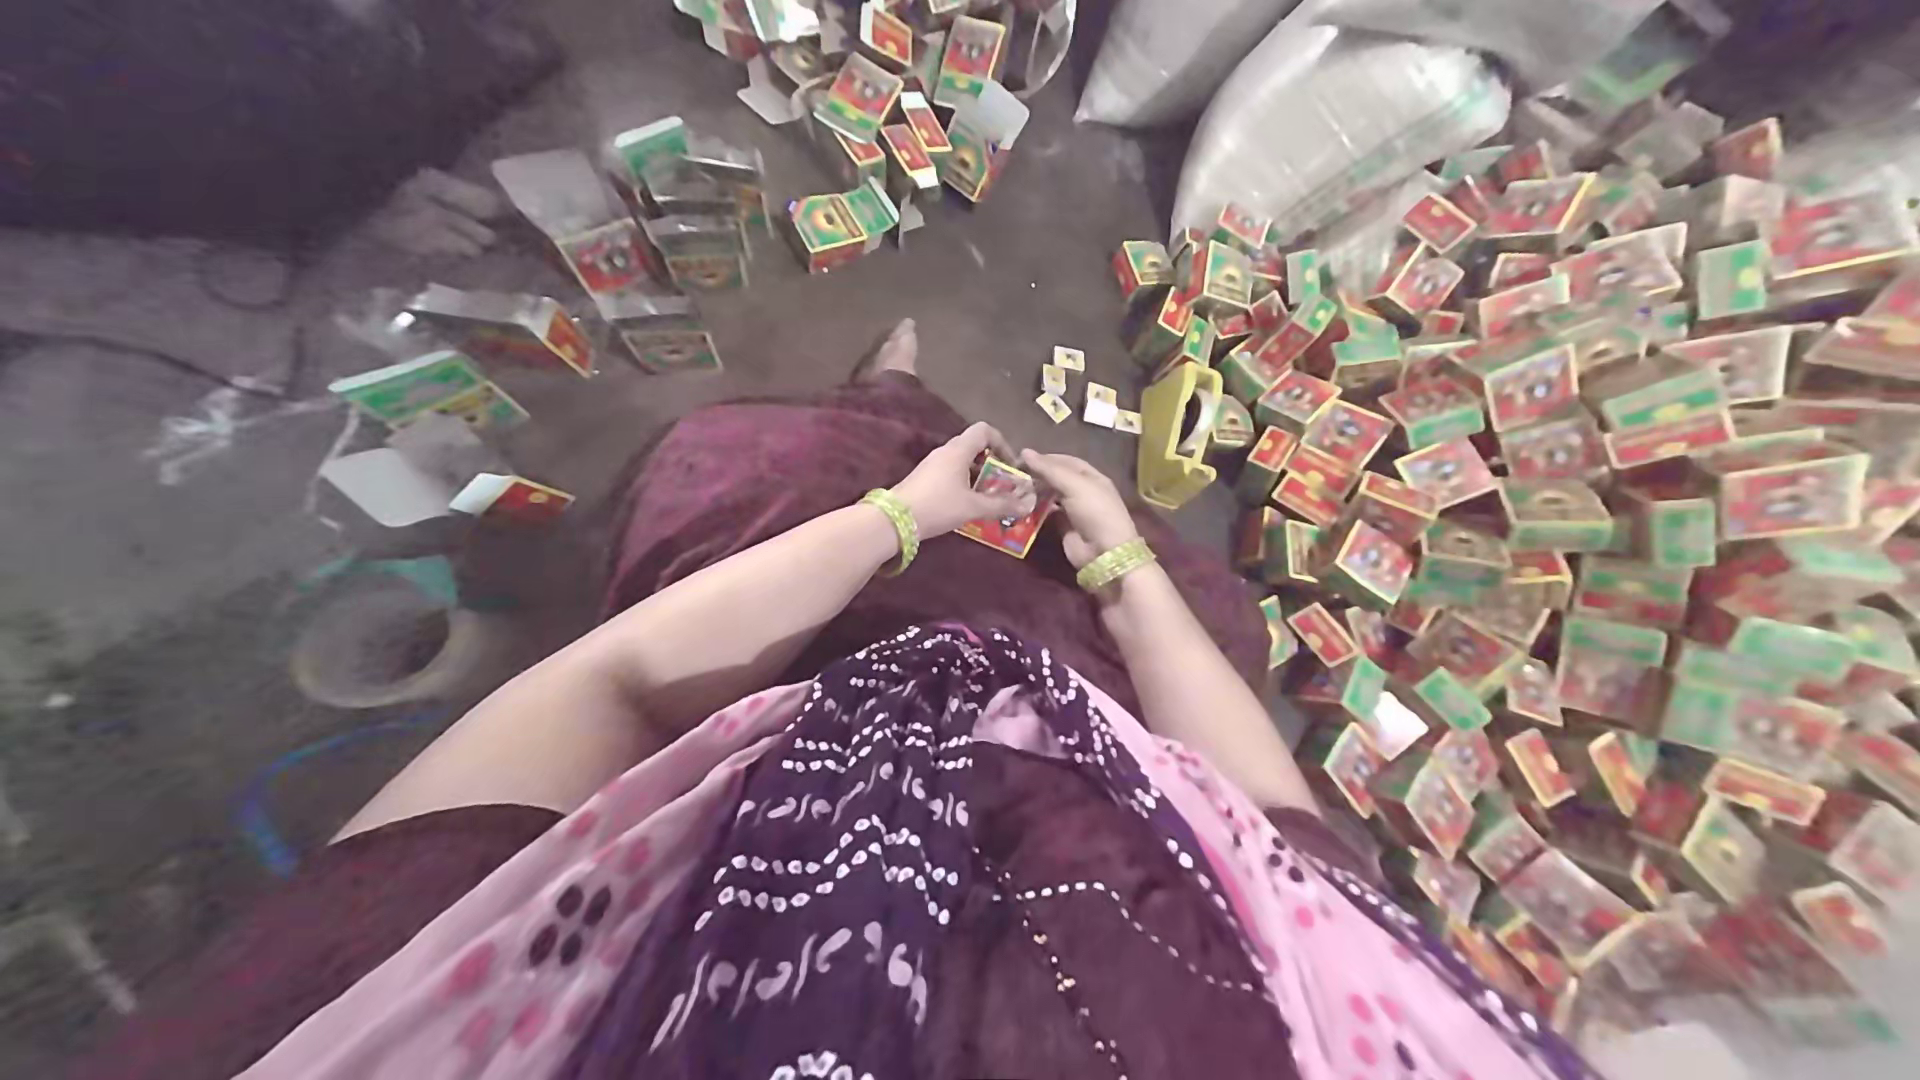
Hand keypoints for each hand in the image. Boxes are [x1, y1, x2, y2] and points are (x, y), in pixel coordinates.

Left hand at [890, 422, 1034, 538]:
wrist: (893, 520)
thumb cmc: (937, 506)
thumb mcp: (973, 507)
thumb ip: (1001, 505)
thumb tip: (1027, 505)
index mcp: (958, 451)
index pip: (984, 430)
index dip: (1002, 443)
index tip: (1010, 465)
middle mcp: (944, 452)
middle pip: (973, 446)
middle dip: (992, 463)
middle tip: (1002, 485)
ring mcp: (932, 465)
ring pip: (961, 462)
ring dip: (977, 475)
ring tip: (987, 498)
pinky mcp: (923, 479)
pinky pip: (950, 473)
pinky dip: (963, 483)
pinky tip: (966, 504)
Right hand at [1020, 450, 1140, 569]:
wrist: (1104, 552)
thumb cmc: (1094, 511)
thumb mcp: (1074, 485)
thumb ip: (1049, 469)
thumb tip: (1024, 452)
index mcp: (1091, 477)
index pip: (1066, 461)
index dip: (1046, 458)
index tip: (1023, 458)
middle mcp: (1083, 491)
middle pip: (1057, 478)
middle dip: (1038, 474)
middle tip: (1014, 473)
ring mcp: (1073, 510)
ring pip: (1050, 495)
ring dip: (1034, 491)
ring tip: (1014, 488)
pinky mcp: (1064, 526)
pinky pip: (1047, 513)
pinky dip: (1035, 508)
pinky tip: (1020, 504)